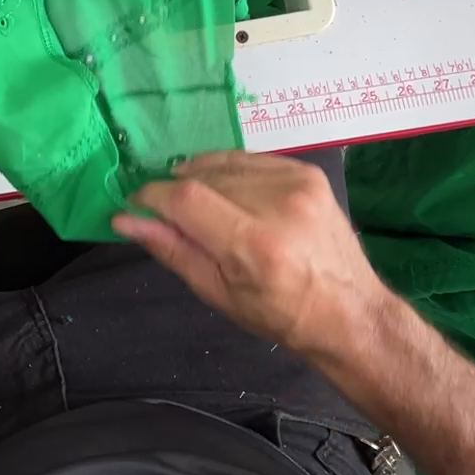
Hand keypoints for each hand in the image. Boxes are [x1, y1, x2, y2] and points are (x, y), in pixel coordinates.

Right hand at [114, 152, 398, 357]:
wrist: (350, 312)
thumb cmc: (279, 314)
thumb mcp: (217, 293)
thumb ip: (171, 249)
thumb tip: (124, 219)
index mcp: (255, 245)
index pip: (186, 198)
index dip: (153, 196)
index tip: (139, 205)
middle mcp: (278, 205)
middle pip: (202, 178)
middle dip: (178, 193)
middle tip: (176, 218)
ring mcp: (297, 183)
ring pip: (223, 165)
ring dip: (203, 182)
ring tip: (209, 211)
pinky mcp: (307, 172)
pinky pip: (249, 159)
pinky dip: (230, 173)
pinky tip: (231, 194)